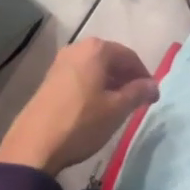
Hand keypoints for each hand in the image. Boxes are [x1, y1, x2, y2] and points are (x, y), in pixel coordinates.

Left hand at [0, 38, 159, 174]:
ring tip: (118, 105)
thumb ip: (138, 92)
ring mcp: (61, 61)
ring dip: (110, 82)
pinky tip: (96, 106)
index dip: (144, 75)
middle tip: (138, 100)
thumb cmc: (81, 121)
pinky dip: (93, 85)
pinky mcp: (51, 77)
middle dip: (126, 77)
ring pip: (95, 67)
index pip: (129, 56)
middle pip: (111, 58)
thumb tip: (153, 85)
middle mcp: (78, 47)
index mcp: (96, 48)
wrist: (35, 142)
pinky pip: (80, 74)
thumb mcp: (116, 109)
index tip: (152, 95)